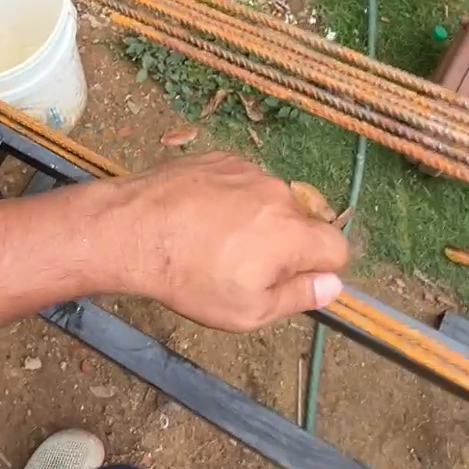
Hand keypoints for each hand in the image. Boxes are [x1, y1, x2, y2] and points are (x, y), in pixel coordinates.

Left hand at [98, 152, 350, 330]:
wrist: (131, 229)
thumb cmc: (190, 278)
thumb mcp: (248, 310)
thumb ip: (299, 296)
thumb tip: (333, 284)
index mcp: (293, 232)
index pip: (336, 247)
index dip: (318, 268)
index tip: (286, 279)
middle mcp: (276, 192)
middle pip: (299, 221)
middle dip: (282, 242)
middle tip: (241, 263)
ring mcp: (245, 169)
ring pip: (267, 199)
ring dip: (254, 217)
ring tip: (212, 239)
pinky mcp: (216, 157)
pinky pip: (238, 181)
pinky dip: (227, 197)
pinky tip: (197, 215)